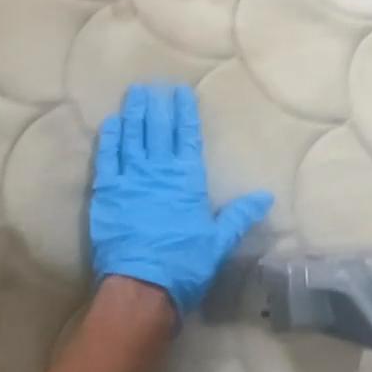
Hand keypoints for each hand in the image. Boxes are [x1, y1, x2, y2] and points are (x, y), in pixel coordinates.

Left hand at [90, 82, 273, 316]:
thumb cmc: (184, 265)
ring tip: (135, 93)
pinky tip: (112, 124)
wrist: (141, 287)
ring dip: (133, 113)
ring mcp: (129, 179)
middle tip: (154, 84)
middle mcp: (158, 171)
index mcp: (187, 180)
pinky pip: (108, 157)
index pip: (187, 136)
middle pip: (157, 129)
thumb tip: (265, 197)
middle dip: (157, 105)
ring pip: (132, 136)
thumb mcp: (219, 243)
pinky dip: (110, 138)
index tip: (181, 91)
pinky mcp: (106, 192)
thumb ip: (239, 216)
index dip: (184, 112)